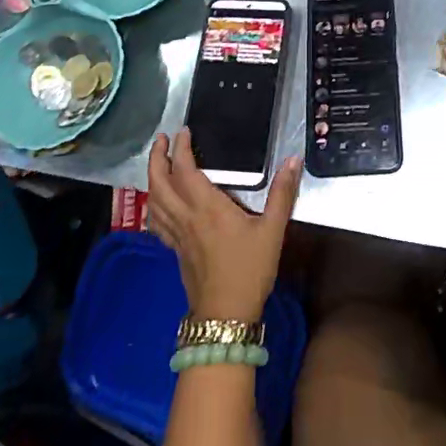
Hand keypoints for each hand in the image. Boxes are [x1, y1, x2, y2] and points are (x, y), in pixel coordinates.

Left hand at [144, 129, 301, 320]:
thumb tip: (293, 160)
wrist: (226, 313)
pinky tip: (158, 203)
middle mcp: (186, 217)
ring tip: (158, 164)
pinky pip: (156, 220)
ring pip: (153, 201)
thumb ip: (282, 193)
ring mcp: (176, 235)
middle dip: (156, 158)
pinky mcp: (175, 249)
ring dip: (152, 178)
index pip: (185, 170)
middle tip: (162, 140)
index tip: (183, 131)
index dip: (180, 149)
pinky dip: (153, 204)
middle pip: (159, 183)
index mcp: (208, 208)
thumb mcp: (273, 229)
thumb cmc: (250, 269)